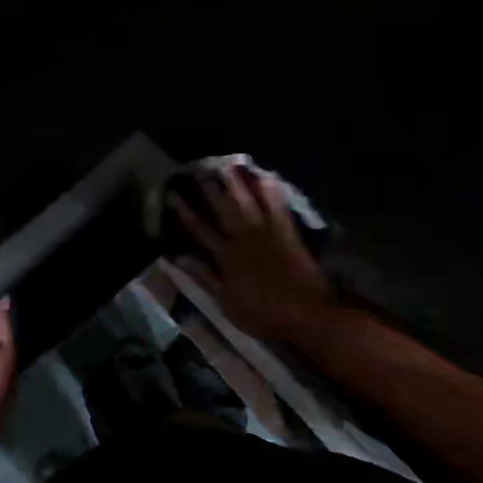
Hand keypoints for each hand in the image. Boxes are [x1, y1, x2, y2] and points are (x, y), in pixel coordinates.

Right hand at [170, 165, 334, 342]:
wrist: (309, 316)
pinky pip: (279, 208)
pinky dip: (272, 193)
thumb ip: (204, 276)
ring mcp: (268, 235)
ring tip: (230, 166)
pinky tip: (268, 178)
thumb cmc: (263, 313)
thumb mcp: (225, 301)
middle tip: (201, 169)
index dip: (186, 213)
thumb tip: (178, 257)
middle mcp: (244, 240)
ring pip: (250, 204)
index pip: (200, 230)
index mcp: (226, 257)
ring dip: (239, 185)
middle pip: (225, 211)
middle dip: (211, 191)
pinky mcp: (289, 235)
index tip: (173, 195)